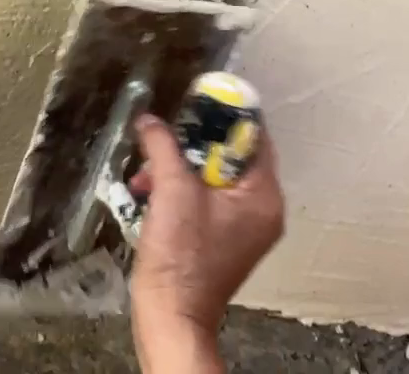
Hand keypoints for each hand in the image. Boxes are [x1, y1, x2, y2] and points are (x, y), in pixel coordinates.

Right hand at [126, 114, 283, 369]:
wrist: (171, 314)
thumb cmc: (180, 255)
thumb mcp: (170, 189)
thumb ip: (162, 146)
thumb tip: (149, 119)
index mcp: (262, 197)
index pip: (254, 137)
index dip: (227, 112)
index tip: (200, 94)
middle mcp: (260, 210)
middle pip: (230, 155)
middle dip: (191, 143)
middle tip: (164, 133)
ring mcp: (242, 226)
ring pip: (212, 175)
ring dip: (177, 165)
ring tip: (146, 170)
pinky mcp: (221, 237)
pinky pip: (204, 196)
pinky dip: (177, 187)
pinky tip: (147, 190)